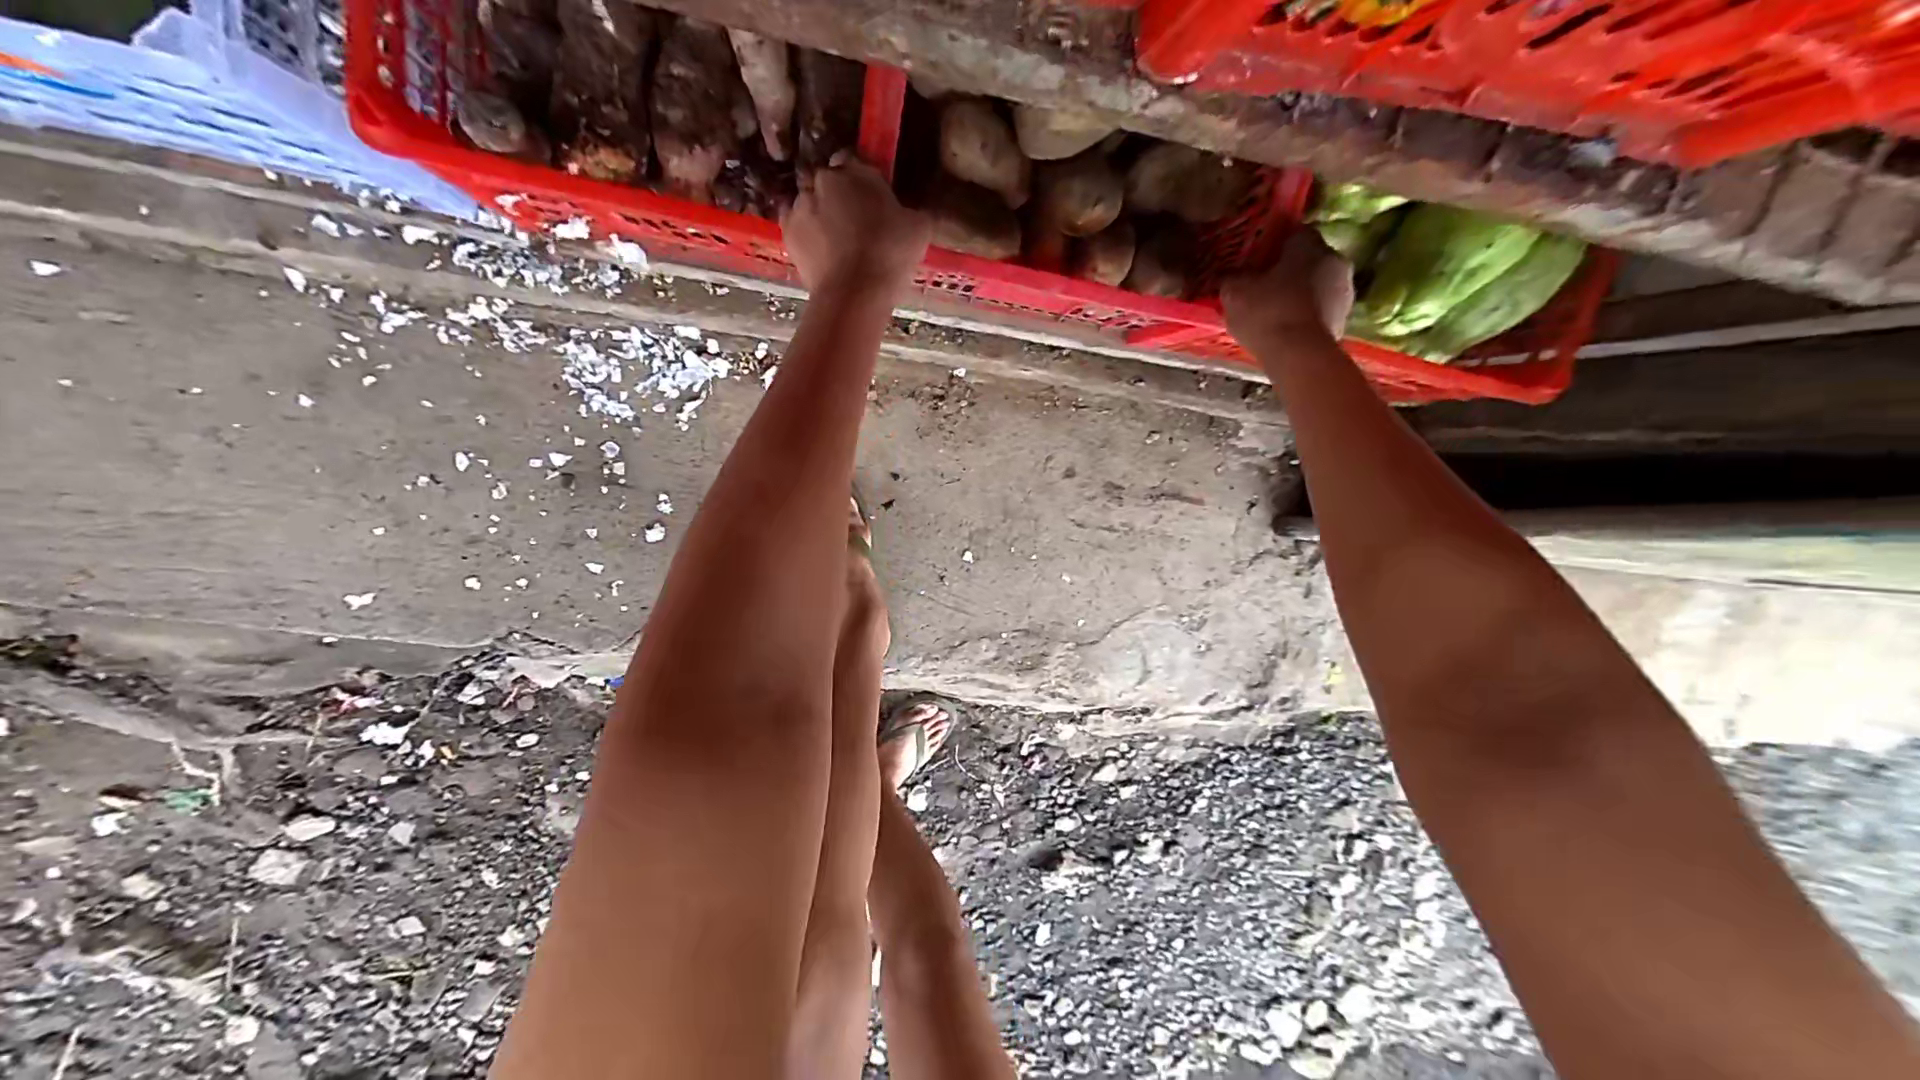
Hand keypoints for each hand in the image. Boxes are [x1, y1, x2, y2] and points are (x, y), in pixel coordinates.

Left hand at [782, 155, 930, 293]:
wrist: (855, 293)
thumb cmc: (890, 254)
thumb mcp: (920, 227)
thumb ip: (910, 210)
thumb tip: (909, 214)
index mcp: (857, 170)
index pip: (854, 161)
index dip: (861, 181)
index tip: (871, 199)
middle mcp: (824, 180)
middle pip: (829, 182)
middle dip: (838, 197)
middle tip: (855, 223)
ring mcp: (801, 205)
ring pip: (810, 203)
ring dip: (820, 215)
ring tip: (836, 243)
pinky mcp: (787, 232)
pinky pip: (796, 226)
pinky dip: (806, 234)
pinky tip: (819, 252)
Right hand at [1221, 229, 1354, 346]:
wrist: (1299, 356)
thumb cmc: (1267, 313)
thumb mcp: (1234, 293)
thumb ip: (1231, 279)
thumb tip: (1228, 277)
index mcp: (1309, 244)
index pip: (1292, 232)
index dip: (1272, 245)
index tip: (1255, 259)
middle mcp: (1334, 260)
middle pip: (1307, 260)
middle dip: (1287, 271)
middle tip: (1261, 286)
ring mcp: (1344, 292)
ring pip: (1316, 286)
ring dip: (1298, 294)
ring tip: (1271, 312)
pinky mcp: (1343, 320)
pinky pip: (1319, 310)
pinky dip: (1304, 316)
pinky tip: (1284, 329)